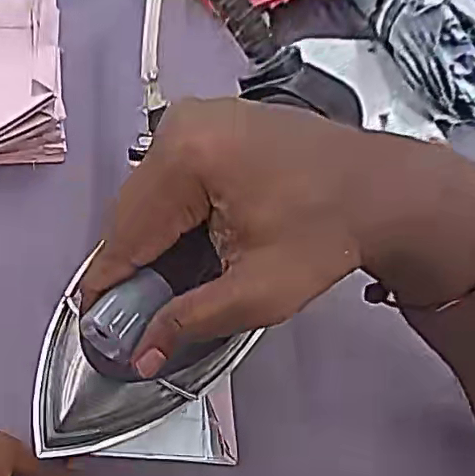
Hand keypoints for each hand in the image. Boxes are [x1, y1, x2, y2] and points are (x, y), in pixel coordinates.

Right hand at [79, 97, 474, 374]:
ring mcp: (195, 118)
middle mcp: (181, 126)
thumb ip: (189, 322)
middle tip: (134, 313)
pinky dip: (166, 220)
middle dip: (128, 266)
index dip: (106, 284)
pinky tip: (180, 250)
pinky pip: (166, 182)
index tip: (92, 321)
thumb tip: (140, 357)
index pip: (126, 233)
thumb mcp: (257, 294)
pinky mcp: (209, 124)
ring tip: (158, 287)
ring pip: (144, 198)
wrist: (382, 190)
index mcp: (188, 157)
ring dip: (146, 244)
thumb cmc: (326, 238)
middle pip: (129, 213)